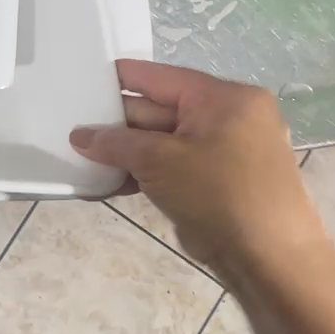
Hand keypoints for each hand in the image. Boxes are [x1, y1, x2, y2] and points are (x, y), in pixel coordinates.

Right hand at [69, 60, 329, 274]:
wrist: (267, 256)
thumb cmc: (217, 192)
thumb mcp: (155, 159)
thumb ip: (113, 141)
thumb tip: (80, 136)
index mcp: (224, 99)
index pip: (156, 77)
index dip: (113, 79)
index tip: (75, 85)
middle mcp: (226, 117)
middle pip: (153, 109)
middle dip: (112, 125)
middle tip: (68, 130)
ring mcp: (220, 148)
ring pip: (156, 139)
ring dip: (119, 152)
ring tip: (79, 160)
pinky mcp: (212, 177)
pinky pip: (166, 163)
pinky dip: (137, 171)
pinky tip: (103, 183)